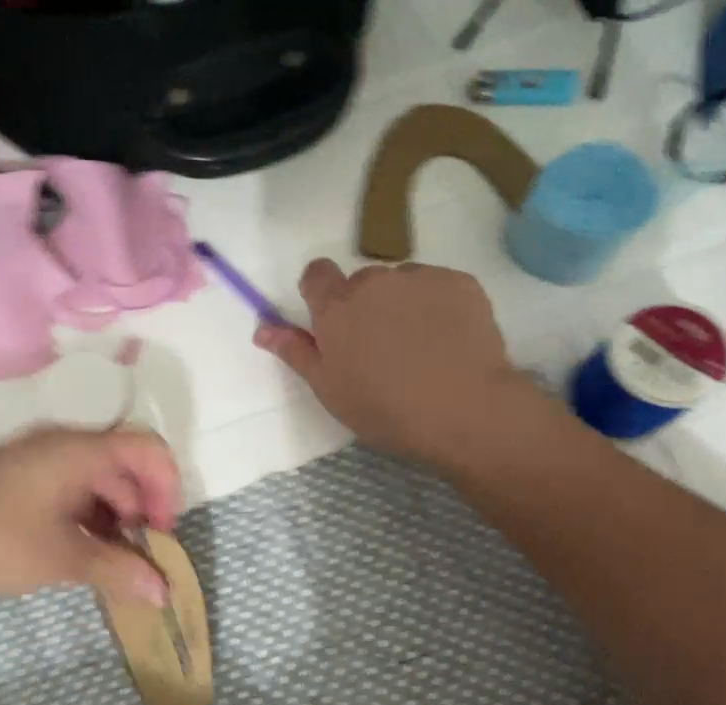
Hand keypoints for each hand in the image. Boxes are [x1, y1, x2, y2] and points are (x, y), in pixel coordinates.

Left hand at [0, 427, 181, 606]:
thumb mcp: (64, 559)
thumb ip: (119, 571)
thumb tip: (163, 593)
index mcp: (77, 450)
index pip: (146, 448)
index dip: (167, 487)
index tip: (162, 532)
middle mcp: (58, 446)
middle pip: (122, 464)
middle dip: (141, 507)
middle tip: (140, 553)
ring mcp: (33, 461)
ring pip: (93, 480)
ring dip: (113, 516)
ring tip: (111, 559)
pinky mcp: (14, 482)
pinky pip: (66, 489)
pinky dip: (84, 516)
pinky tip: (79, 551)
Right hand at [255, 260, 536, 469]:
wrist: (465, 410)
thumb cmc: (385, 409)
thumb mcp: (330, 390)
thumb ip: (296, 352)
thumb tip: (261, 328)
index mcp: (336, 308)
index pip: (316, 274)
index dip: (321, 293)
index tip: (333, 323)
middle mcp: (375, 281)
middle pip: (362, 282)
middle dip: (366, 306)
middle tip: (380, 350)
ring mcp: (421, 278)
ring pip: (402, 284)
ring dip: (403, 305)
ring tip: (420, 349)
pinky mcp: (460, 283)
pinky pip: (439, 288)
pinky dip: (438, 308)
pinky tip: (448, 344)